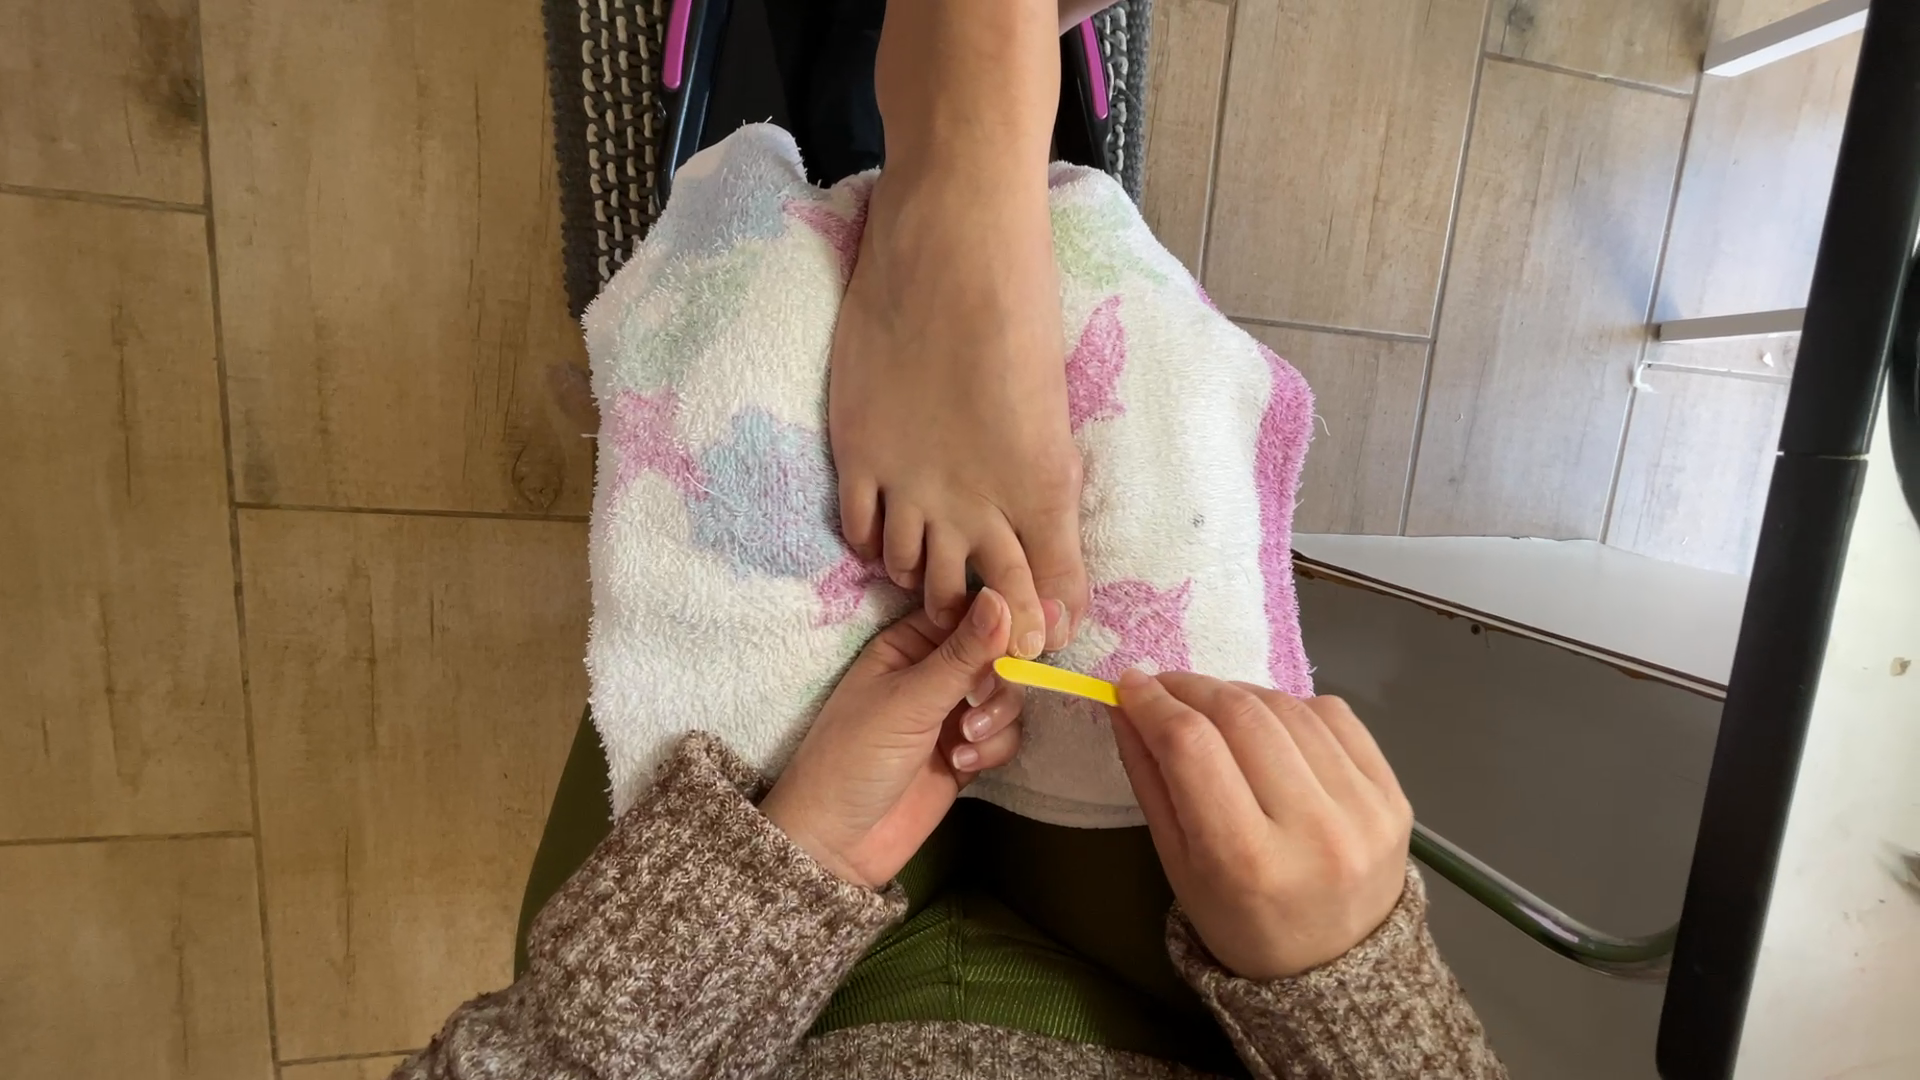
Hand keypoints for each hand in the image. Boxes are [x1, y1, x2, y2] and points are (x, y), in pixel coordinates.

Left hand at [761, 588, 1026, 887]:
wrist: (837, 844)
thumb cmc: (856, 755)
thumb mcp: (909, 699)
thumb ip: (962, 653)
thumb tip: (1002, 597)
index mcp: (908, 643)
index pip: (968, 612)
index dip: (1000, 621)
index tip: (1023, 638)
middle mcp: (934, 671)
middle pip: (997, 654)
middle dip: (999, 679)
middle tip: (978, 705)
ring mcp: (951, 713)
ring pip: (1006, 695)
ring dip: (997, 716)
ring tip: (965, 740)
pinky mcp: (966, 752)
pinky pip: (1003, 735)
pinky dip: (993, 747)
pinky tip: (962, 763)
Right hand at [829, 160, 1087, 658]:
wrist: (953, 244)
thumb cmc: (1021, 305)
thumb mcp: (1051, 405)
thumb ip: (1042, 474)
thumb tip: (1037, 515)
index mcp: (1041, 489)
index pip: (1053, 587)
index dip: (1051, 622)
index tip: (1047, 633)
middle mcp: (977, 503)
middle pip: (986, 601)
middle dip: (993, 629)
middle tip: (986, 635)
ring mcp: (912, 484)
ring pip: (916, 575)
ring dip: (927, 584)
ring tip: (930, 578)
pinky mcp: (860, 455)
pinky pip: (862, 534)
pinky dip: (875, 547)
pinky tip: (882, 537)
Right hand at [1109, 671, 1413, 979]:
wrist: (1337, 968)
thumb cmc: (1236, 917)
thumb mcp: (1174, 858)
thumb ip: (1147, 774)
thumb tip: (1126, 701)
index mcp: (1245, 859)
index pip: (1191, 746)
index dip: (1153, 703)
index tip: (1130, 684)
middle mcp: (1314, 830)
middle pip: (1240, 714)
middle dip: (1189, 686)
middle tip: (1164, 688)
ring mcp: (1364, 809)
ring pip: (1285, 705)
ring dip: (1235, 692)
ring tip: (1214, 708)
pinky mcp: (1394, 793)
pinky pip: (1332, 713)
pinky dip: (1289, 705)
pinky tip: (1270, 727)